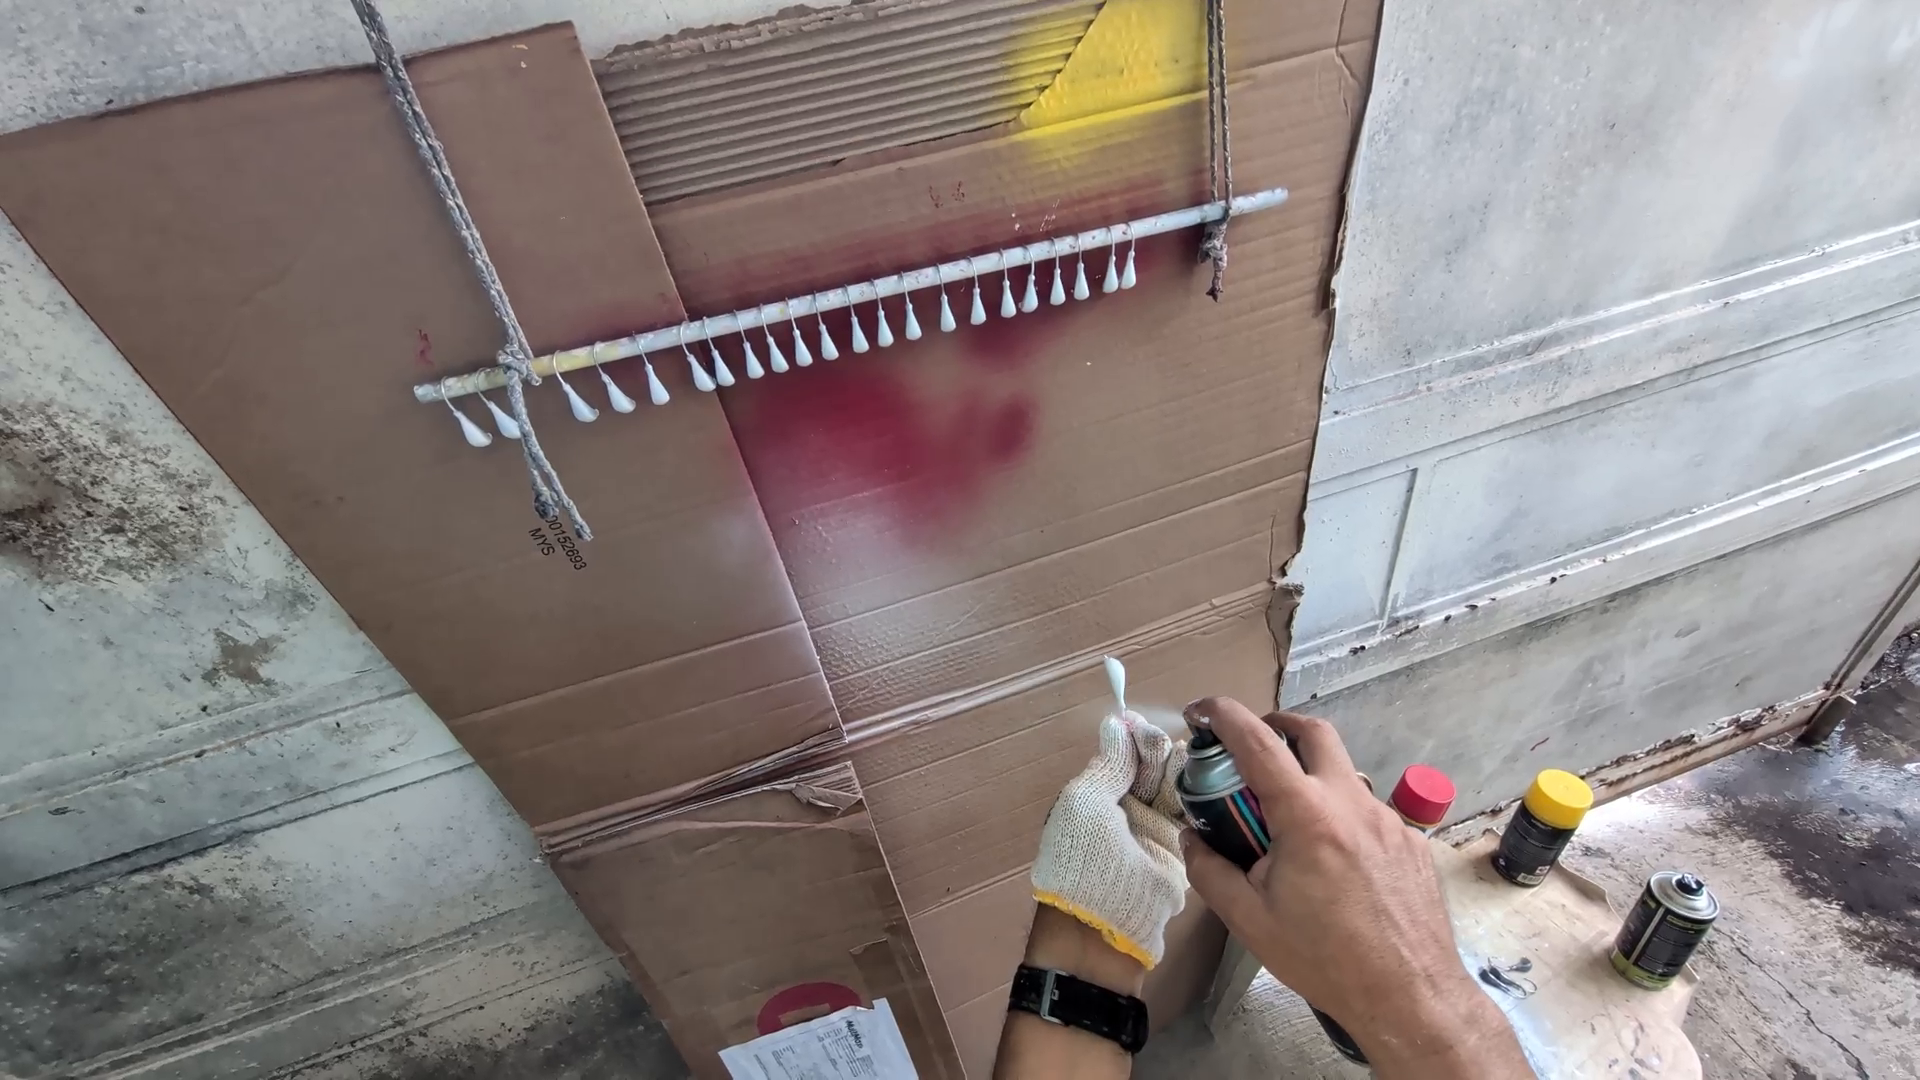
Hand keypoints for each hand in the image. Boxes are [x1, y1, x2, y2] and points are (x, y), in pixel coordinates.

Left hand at [1029, 711, 1188, 967]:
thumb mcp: (1084, 801)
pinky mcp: (1180, 850)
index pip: (1121, 756)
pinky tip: (1208, 776)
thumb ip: (1108, 763)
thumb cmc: (1081, 858)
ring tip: (1193, 749)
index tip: (1145, 722)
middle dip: (1158, 750)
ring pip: (1172, 788)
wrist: (1103, 927)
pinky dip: (1198, 795)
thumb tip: (1116, 722)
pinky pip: (1191, 815)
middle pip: (1149, 768)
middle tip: (1168, 738)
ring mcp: (1154, 830)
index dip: (1134, 738)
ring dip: (1180, 768)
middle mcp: (1125, 809)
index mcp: (1096, 795)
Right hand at [1179, 697, 1531, 1078]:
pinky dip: (1339, 816)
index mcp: (1306, 816)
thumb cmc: (1326, 960)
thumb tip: (1191, 836)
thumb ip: (1209, 870)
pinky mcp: (1413, 842)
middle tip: (1251, 745)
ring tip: (1290, 822)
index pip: (1257, 741)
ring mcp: (1388, 820)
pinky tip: (1333, 861)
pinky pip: (1367, 811)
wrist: (1414, 1003)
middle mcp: (1350, 803)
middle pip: (1313, 730)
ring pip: (1342, 773)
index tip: (1199, 712)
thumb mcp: (1249, 919)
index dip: (1221, 714)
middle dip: (1277, 724)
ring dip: (1309, 776)